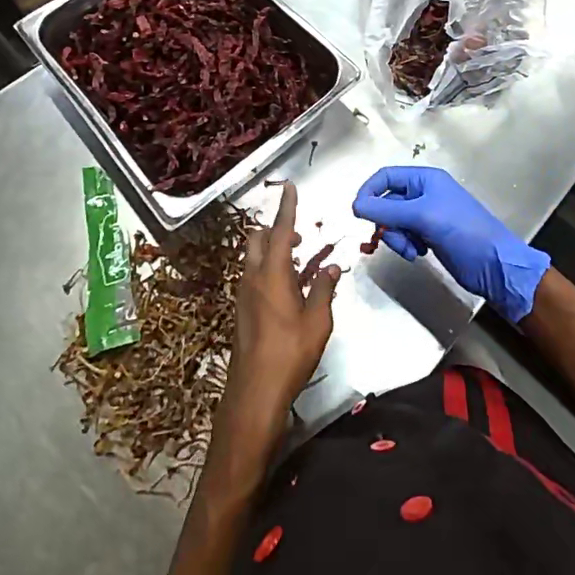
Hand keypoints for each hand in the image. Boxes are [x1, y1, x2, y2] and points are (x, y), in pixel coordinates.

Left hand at [224, 181, 338, 433]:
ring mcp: (243, 292)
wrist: (255, 387)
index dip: (287, 208)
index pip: (280, 231)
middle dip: (277, 231)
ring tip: (299, 265)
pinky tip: (288, 290)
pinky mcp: (242, 307)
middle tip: (300, 240)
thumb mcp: (317, 321)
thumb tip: (332, 267)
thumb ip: (324, 290)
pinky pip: (254, 276)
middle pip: (259, 239)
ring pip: (254, 257)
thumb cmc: (290, 352)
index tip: (290, 187)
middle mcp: (252, 276)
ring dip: (273, 252)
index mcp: (271, 273)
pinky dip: (269, 270)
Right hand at [352, 166, 550, 323]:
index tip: (359, 213)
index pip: (384, 178)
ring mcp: (427, 215)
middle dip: (386, 222)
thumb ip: (386, 210)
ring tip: (412, 249)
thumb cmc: (464, 233)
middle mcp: (424, 193)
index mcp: (425, 179)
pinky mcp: (429, 234)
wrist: (497, 268)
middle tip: (391, 238)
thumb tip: (354, 206)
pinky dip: (406, 244)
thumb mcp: (422, 217)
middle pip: (387, 201)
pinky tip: (419, 253)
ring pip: (393, 221)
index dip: (369, 192)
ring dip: (396, 237)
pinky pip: (404, 234)